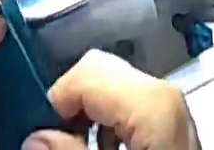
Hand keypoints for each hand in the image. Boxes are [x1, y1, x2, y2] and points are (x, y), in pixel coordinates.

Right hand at [23, 49, 200, 149]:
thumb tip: (36, 138)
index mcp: (156, 107)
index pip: (91, 71)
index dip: (56, 101)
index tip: (36, 140)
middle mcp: (169, 103)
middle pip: (105, 76)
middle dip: (72, 110)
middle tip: (51, 148)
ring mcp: (177, 120)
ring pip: (118, 95)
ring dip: (89, 123)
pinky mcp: (176, 138)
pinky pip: (135, 117)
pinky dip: (112, 134)